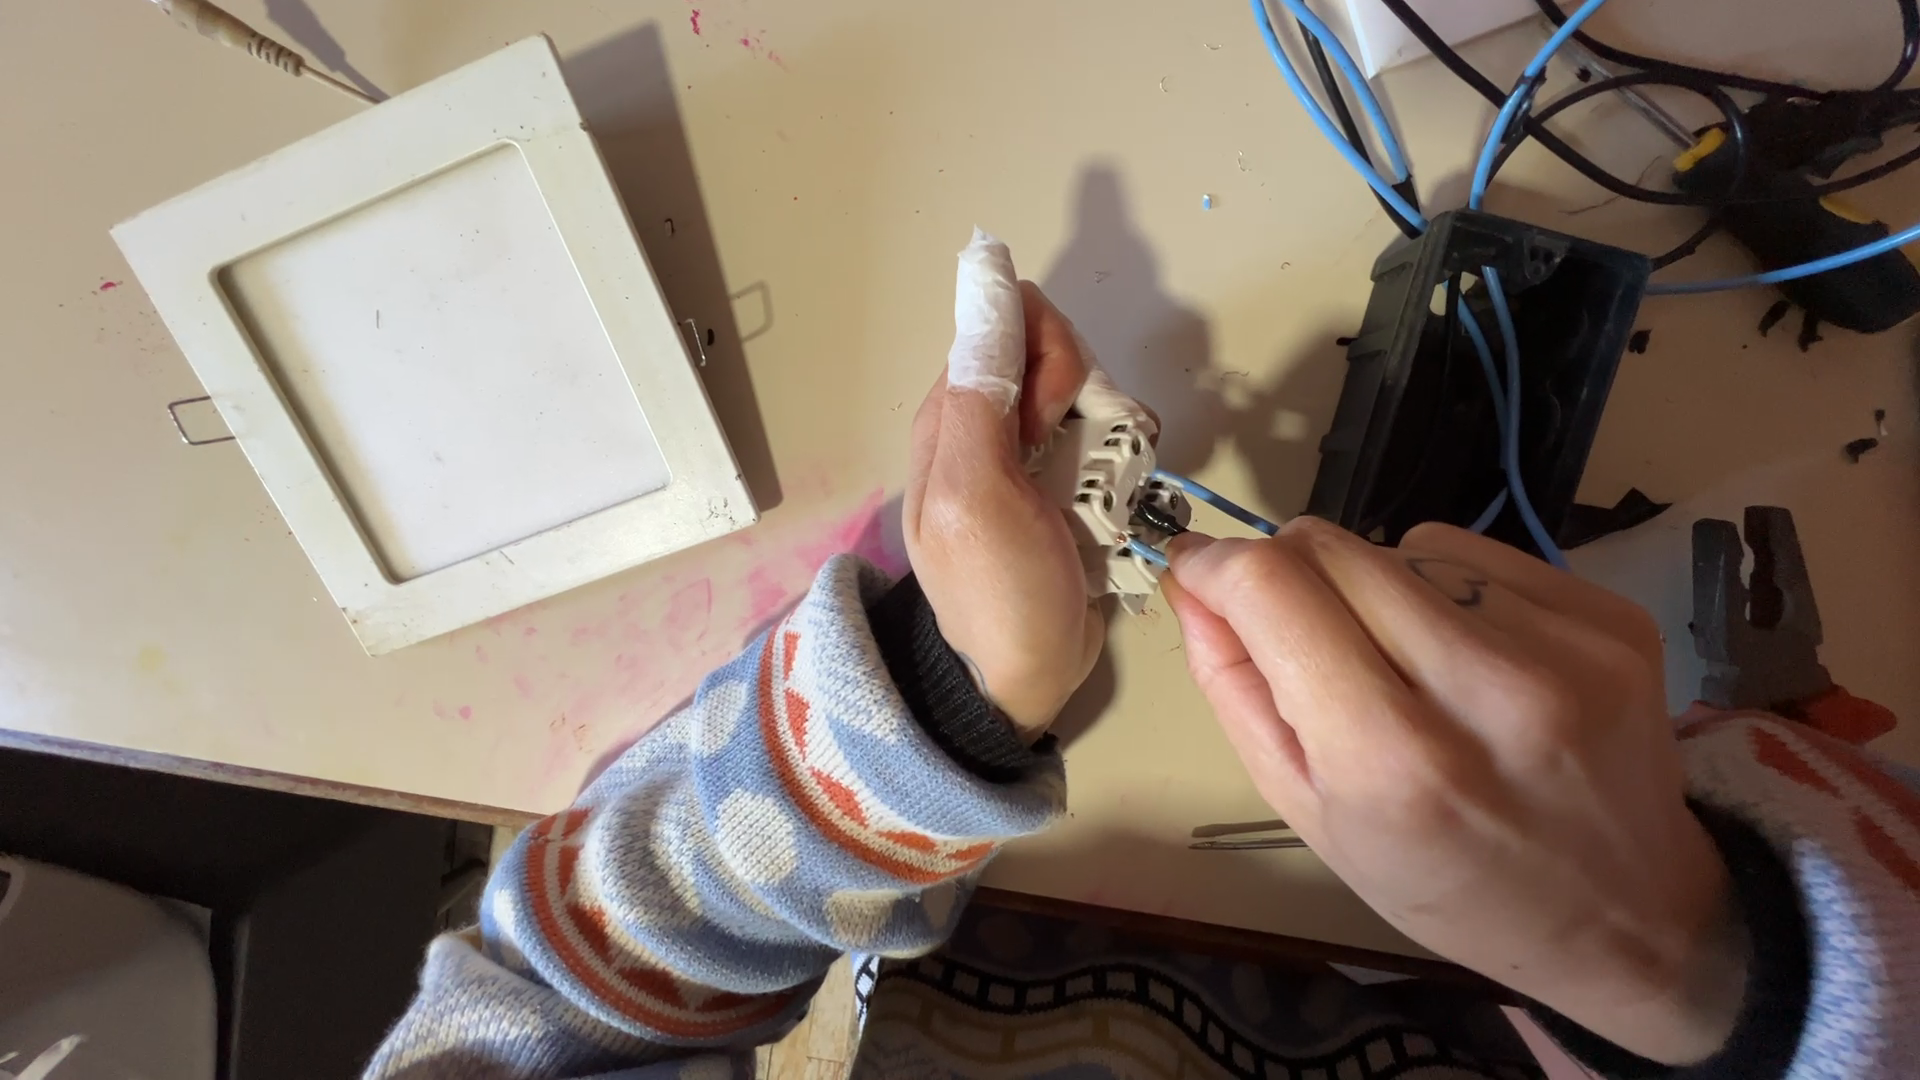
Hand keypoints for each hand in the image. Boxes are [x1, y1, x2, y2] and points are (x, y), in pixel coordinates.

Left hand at [903, 281, 1100, 738]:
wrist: (1026, 670)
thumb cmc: (998, 589)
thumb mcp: (972, 497)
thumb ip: (977, 404)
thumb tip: (991, 309)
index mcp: (949, 423)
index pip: (995, 333)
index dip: (1037, 349)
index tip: (1054, 406)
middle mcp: (983, 428)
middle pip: (1039, 354)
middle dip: (1073, 383)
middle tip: (1078, 445)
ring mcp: (1025, 454)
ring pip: (1073, 389)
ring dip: (1102, 414)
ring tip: (1102, 471)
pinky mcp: (1060, 478)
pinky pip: (1093, 430)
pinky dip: (1114, 442)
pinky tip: (1116, 478)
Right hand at [1164, 519, 1748, 1064]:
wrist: (1629, 916)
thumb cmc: (1433, 874)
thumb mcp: (1298, 804)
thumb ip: (1230, 682)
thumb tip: (1191, 583)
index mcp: (1390, 757)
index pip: (1272, 589)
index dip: (1215, 564)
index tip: (1193, 568)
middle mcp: (1485, 687)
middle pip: (1325, 546)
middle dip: (1275, 565)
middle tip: (1281, 619)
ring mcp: (1561, 644)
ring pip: (1389, 543)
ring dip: (1355, 580)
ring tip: (1386, 653)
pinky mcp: (1605, 613)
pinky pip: (1460, 549)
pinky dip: (1424, 580)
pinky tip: (1450, 646)